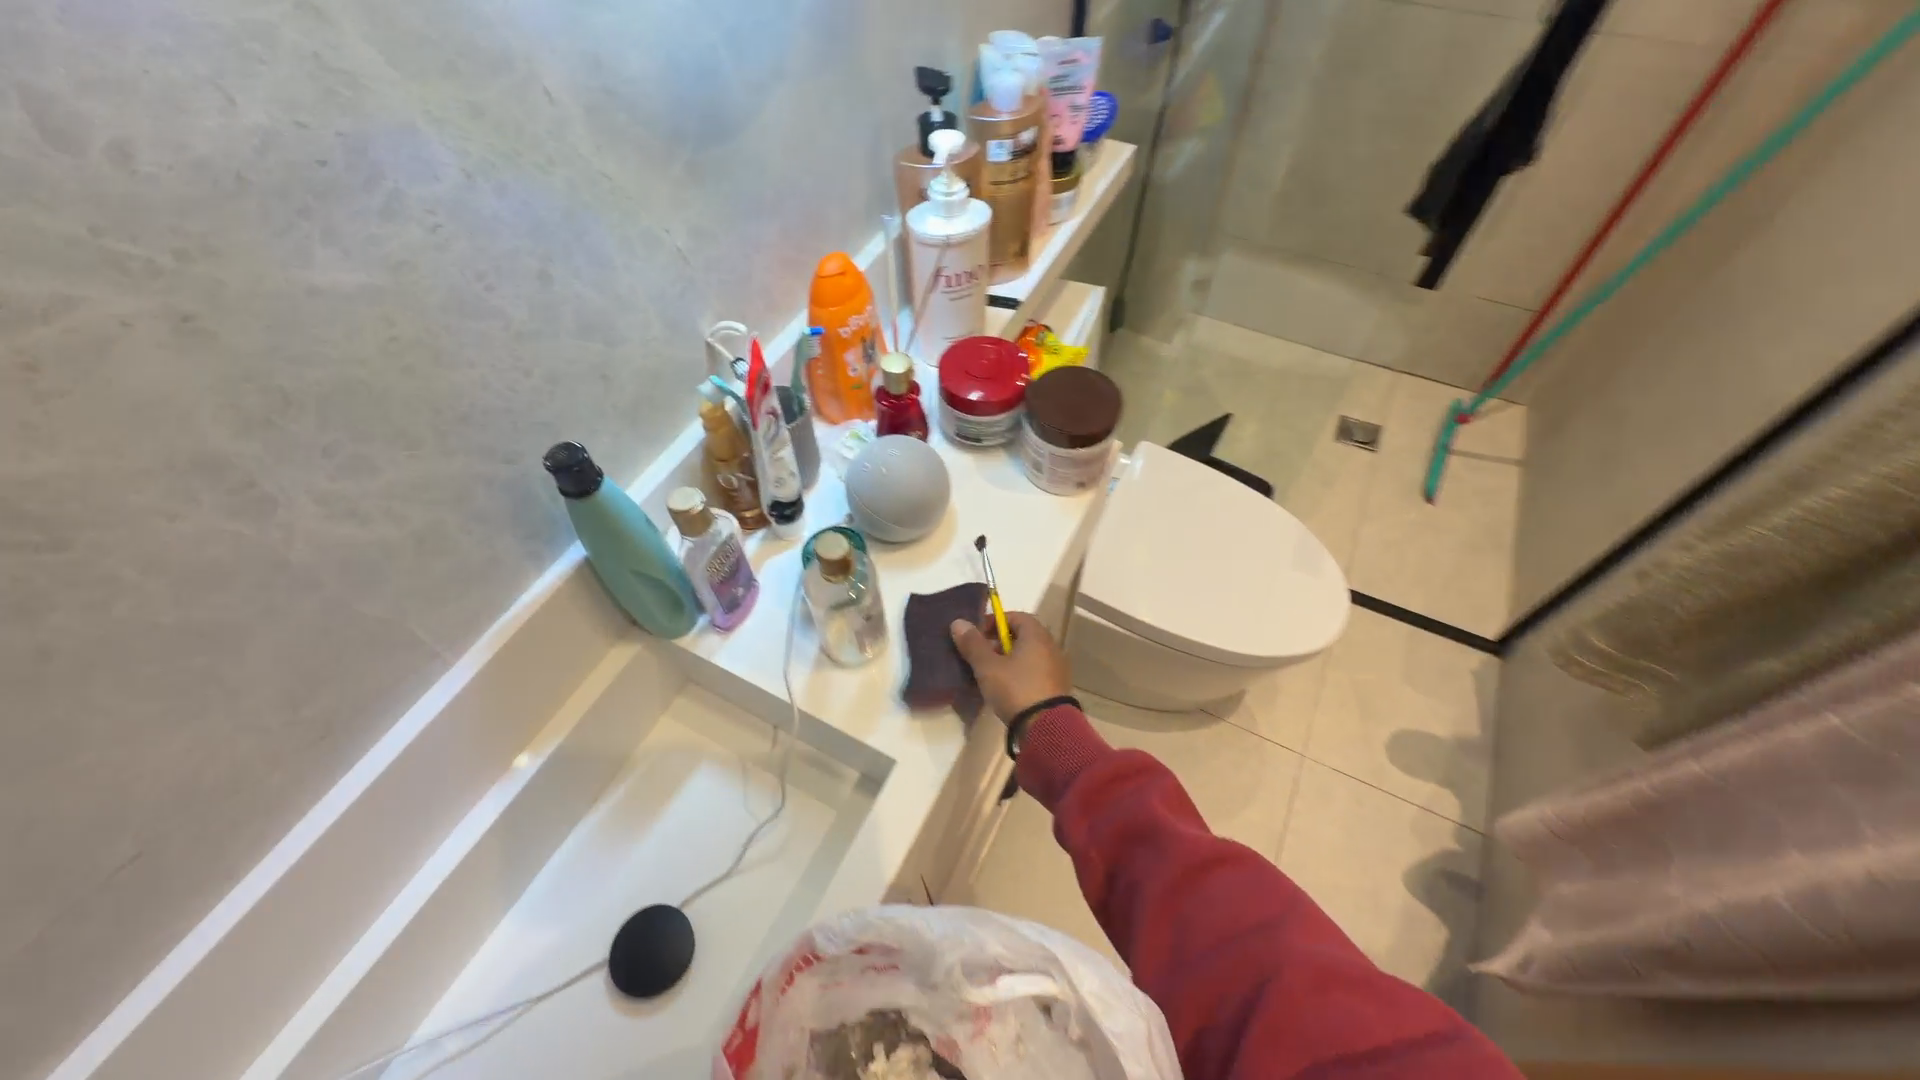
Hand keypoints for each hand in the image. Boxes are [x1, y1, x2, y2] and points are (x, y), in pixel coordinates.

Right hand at [949, 612, 1072, 725]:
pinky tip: (1006, 689)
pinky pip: (1035, 671)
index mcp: (1036, 635)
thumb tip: (958, 622)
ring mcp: (1057, 667)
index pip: (1015, 616)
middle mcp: (1050, 646)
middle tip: (980, 656)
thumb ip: (973, 644)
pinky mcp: (1057, 687)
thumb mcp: (988, 667)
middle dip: (999, 643)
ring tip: (990, 674)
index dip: (994, 622)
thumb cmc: (1015, 689)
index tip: (977, 636)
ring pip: (1028, 655)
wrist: (1047, 727)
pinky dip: (1020, 673)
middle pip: (1022, 636)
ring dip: (1009, 659)